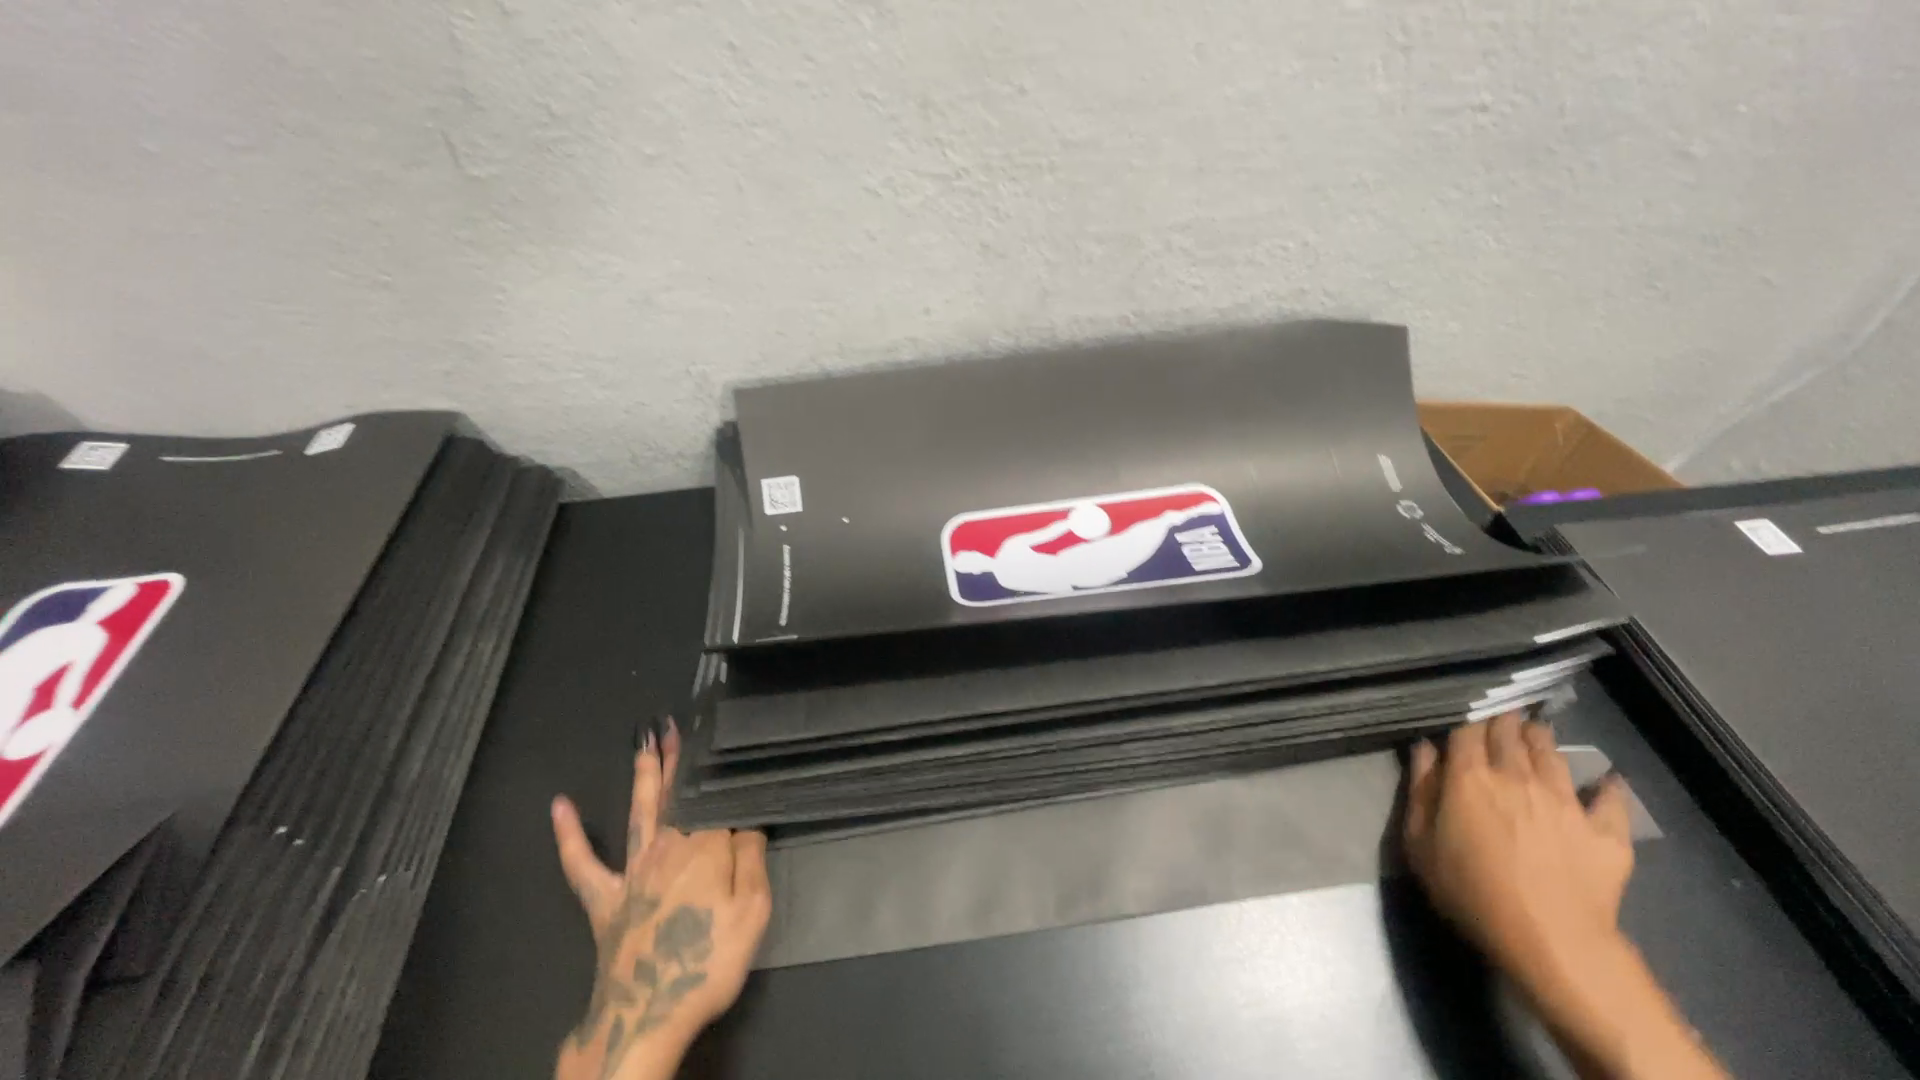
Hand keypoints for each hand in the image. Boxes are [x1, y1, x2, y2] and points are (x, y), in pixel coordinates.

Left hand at [551, 719, 771, 1079]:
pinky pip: (581, 863)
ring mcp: (632, 871)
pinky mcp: (604, 898)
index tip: (724, 743)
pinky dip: (569, 835)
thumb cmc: (710, 959)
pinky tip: (559, 805)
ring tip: (644, 741)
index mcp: (706, 846)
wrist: (650, 1011)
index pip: (718, 801)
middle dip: (677, 759)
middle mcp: (667, 847)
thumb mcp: (753, 909)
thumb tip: (747, 818)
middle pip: (677, 795)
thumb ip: (750, 857)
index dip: (723, 776)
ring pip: (640, 812)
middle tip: (673, 724)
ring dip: (643, 776)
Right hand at [1405, 714, 1728, 1079]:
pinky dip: (1607, 786)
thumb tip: (1424, 749)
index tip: (1464, 721)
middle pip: (1512, 734)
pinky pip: (1610, 798)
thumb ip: (1420, 791)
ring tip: (1537, 735)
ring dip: (1542, 740)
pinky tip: (1608, 781)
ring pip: (1553, 754)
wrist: (1549, 938)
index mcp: (1470, 778)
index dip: (1465, 721)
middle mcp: (1518, 776)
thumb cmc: (1470, 892)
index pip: (1467, 731)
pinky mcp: (1604, 828)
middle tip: (1501, 719)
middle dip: (1504, 722)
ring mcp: (1566, 800)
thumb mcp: (1419, 845)